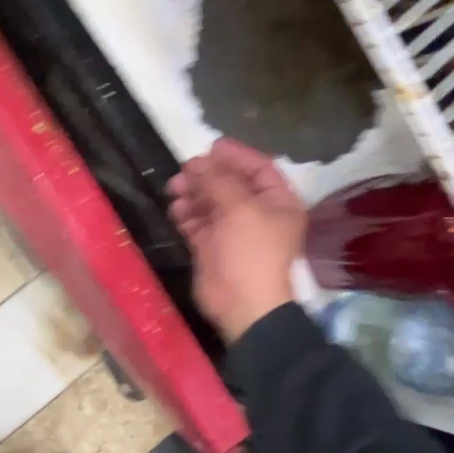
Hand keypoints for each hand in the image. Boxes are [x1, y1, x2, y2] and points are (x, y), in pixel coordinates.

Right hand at [169, 138, 306, 341]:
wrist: (243, 306)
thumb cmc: (251, 253)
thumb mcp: (240, 209)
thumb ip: (219, 180)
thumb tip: (199, 161)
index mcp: (278, 202)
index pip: (259, 168)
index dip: (236, 155)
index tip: (210, 146)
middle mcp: (258, 213)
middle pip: (231, 184)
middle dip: (207, 175)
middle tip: (184, 171)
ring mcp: (234, 231)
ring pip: (211, 202)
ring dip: (193, 194)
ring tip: (175, 190)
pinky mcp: (212, 247)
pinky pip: (198, 223)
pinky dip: (187, 214)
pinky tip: (176, 210)